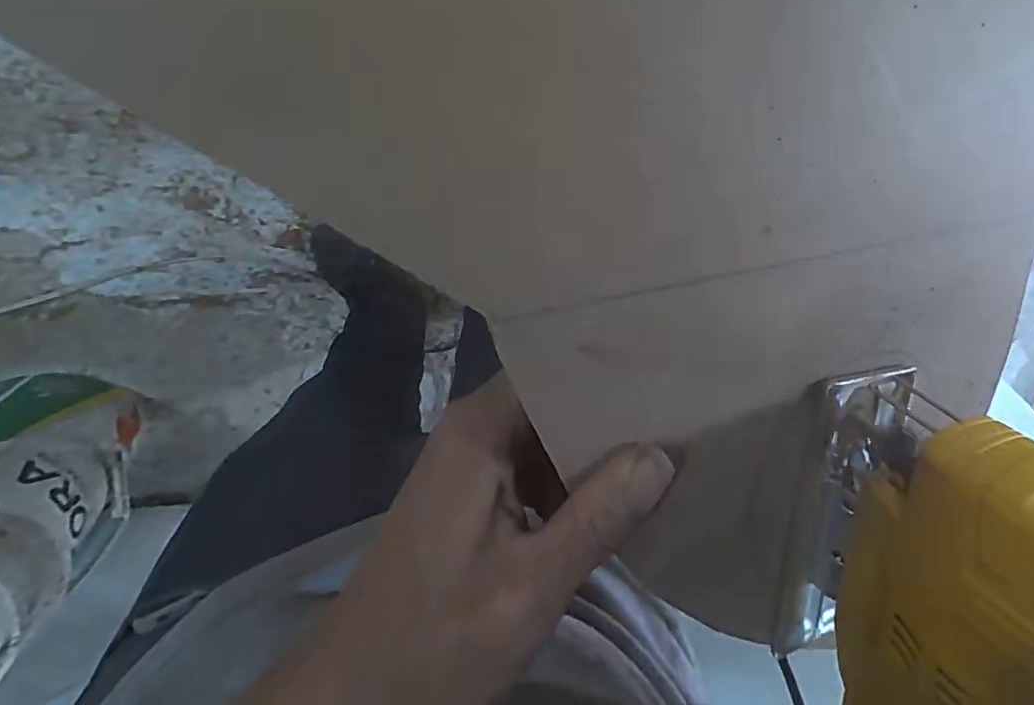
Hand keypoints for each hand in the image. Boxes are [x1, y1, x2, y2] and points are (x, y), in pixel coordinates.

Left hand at [244, 377, 675, 704]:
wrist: (350, 703)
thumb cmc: (433, 642)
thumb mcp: (527, 587)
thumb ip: (597, 517)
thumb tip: (664, 453)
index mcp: (481, 426)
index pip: (561, 363)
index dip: (616, 363)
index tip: (671, 368)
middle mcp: (477, 425)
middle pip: (563, 392)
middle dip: (620, 403)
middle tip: (683, 407)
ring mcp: (478, 457)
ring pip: (558, 427)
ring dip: (606, 439)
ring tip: (669, 436)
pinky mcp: (481, 488)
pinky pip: (545, 459)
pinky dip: (583, 470)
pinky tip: (625, 484)